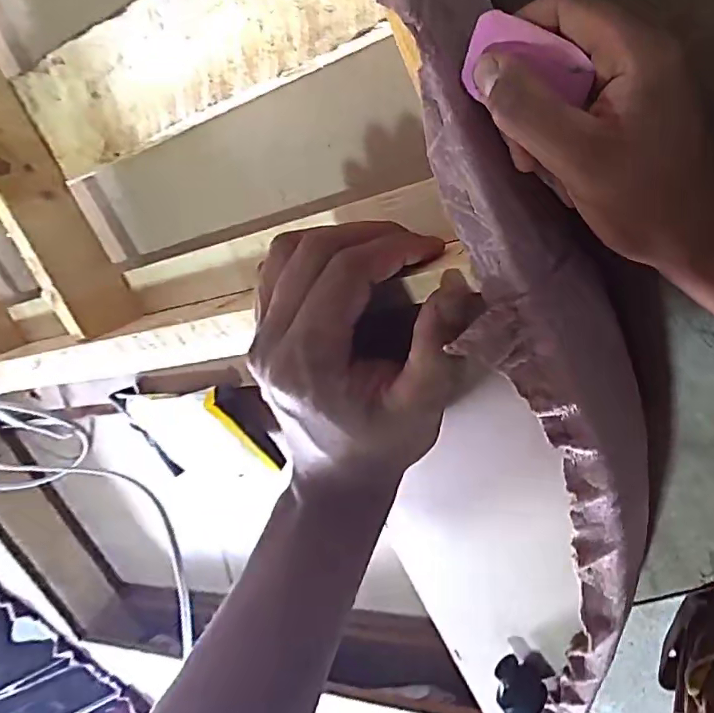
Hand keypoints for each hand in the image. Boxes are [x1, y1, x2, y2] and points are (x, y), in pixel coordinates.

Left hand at [248, 223, 484, 499]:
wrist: (337, 478)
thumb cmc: (383, 444)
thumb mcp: (423, 400)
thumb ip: (438, 342)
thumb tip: (453, 283)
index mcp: (308, 359)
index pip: (341, 272)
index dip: (390, 247)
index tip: (432, 248)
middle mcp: (272, 341)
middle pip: (309, 251)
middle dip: (370, 235)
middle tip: (416, 246)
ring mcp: (260, 334)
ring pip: (287, 252)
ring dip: (341, 237)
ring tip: (387, 249)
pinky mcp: (264, 331)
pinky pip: (281, 269)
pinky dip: (319, 253)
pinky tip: (355, 265)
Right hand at [474, 0, 713, 280]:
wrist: (703, 247)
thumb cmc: (647, 203)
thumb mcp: (578, 157)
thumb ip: (527, 107)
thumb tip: (486, 63)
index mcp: (639, 50)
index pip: (564, 8)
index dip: (518, 32)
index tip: (490, 77)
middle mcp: (648, 55)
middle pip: (565, 45)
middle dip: (530, 89)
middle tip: (517, 142)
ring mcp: (649, 85)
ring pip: (573, 79)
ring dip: (545, 118)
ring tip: (539, 165)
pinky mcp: (646, 113)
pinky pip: (591, 104)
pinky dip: (568, 131)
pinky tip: (565, 171)